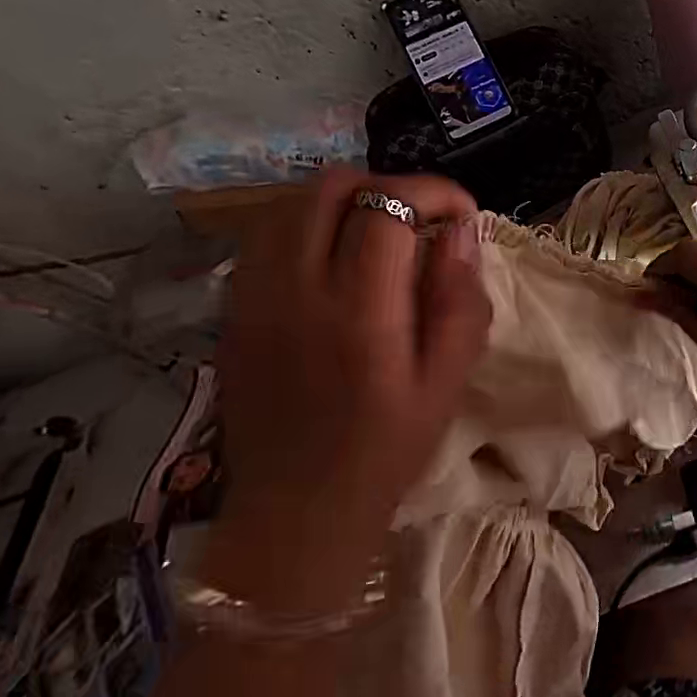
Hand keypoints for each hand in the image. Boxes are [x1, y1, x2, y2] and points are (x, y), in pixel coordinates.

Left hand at [206, 168, 490, 610]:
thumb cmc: (387, 448)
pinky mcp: (233, 307)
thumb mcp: (448, 381)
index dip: (434, 193)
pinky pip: (267, 234)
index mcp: (358, 310)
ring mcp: (253, 294)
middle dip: (389, 189)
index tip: (462, 215)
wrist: (298, 510)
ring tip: (381, 237)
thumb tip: (462, 232)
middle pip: (334, 186)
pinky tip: (336, 261)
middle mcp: (295, 288)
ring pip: (292, 202)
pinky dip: (309, 225)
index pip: (388, 206)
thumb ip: (460, 300)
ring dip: (347, 202)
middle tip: (422, 224)